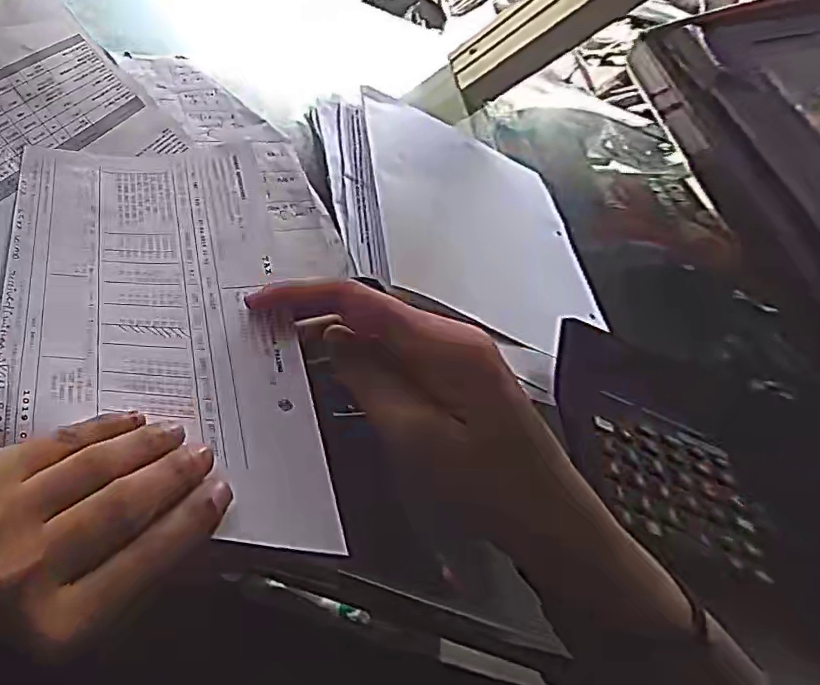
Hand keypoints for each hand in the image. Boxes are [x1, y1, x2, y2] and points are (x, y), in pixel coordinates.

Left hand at [0, 411, 231, 660]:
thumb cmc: (20, 606)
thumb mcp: (79, 620)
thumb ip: (135, 582)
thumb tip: (192, 527)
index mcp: (60, 623)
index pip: (142, 564)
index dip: (187, 524)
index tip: (217, 493)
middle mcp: (31, 567)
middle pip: (120, 508)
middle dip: (172, 476)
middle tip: (203, 455)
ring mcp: (9, 512)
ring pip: (94, 466)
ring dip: (143, 445)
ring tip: (175, 433)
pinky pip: (62, 439)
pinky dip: (103, 427)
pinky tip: (132, 421)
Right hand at [247, 278, 691, 640]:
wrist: (556, 524)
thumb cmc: (494, 487)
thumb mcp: (414, 436)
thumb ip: (366, 378)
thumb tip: (330, 338)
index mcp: (444, 344)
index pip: (358, 298)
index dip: (302, 294)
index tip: (263, 301)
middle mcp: (448, 335)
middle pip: (365, 307)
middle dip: (311, 310)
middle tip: (265, 324)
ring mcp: (450, 351)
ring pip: (375, 328)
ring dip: (331, 333)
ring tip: (288, 346)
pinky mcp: (448, 369)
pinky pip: (391, 348)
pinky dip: (355, 353)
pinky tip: (332, 366)